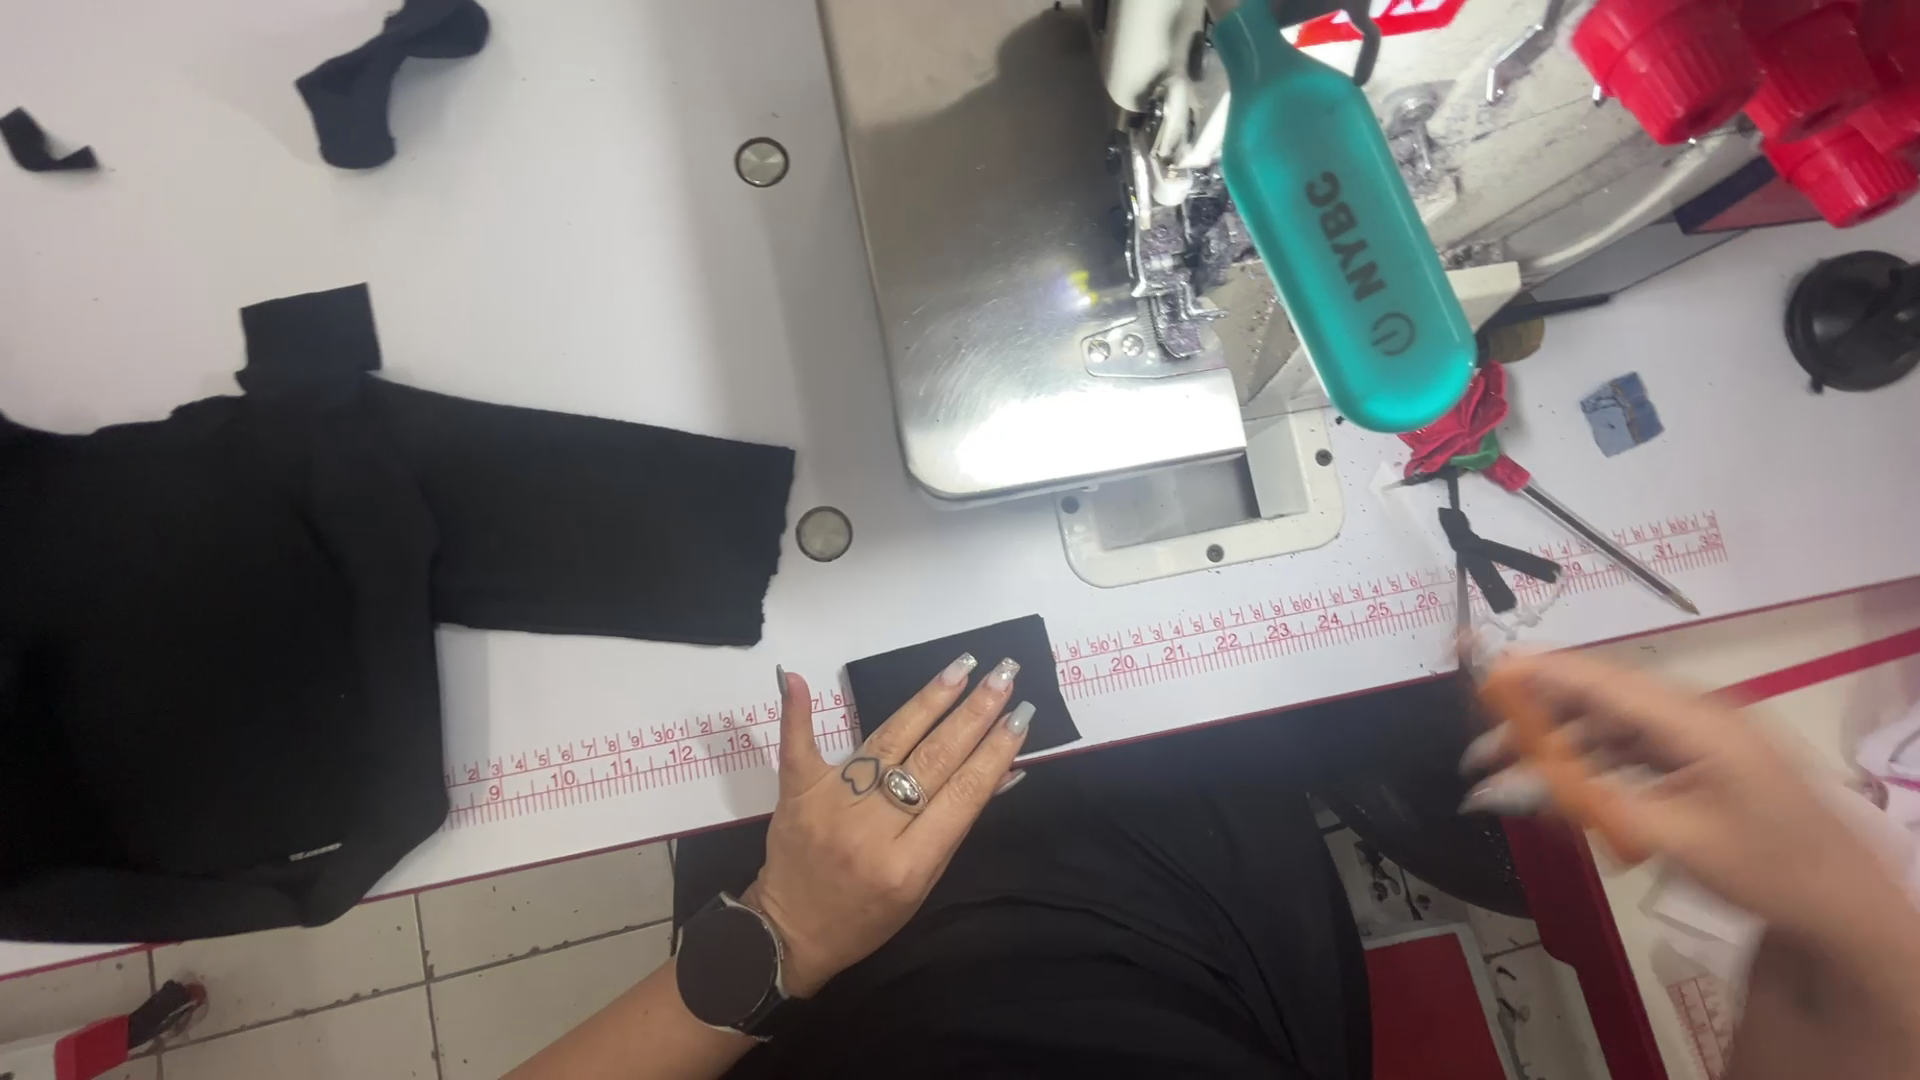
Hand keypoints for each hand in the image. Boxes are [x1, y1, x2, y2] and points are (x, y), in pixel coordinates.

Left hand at [743, 655, 1032, 997]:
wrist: (790, 933)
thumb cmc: (868, 915)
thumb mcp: (923, 883)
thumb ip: (954, 825)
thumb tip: (999, 771)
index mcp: (909, 863)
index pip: (963, 794)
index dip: (995, 751)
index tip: (1021, 715)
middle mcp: (872, 829)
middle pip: (933, 759)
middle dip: (974, 713)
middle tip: (1003, 676)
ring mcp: (832, 805)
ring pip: (890, 740)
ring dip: (931, 700)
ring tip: (962, 667)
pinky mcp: (798, 792)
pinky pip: (798, 748)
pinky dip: (798, 713)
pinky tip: (800, 678)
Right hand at [1462, 651, 1898, 937]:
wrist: (1851, 912)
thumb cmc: (1769, 874)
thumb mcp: (1666, 837)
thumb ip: (1575, 802)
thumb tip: (1492, 789)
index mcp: (1697, 721)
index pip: (1596, 679)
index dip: (1532, 671)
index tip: (1475, 674)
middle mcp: (1693, 711)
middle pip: (1591, 695)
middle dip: (1529, 718)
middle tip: (1480, 753)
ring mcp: (1694, 729)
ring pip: (1599, 718)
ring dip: (1550, 741)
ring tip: (1506, 773)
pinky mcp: (1692, 749)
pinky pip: (1620, 739)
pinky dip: (1581, 756)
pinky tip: (1555, 782)